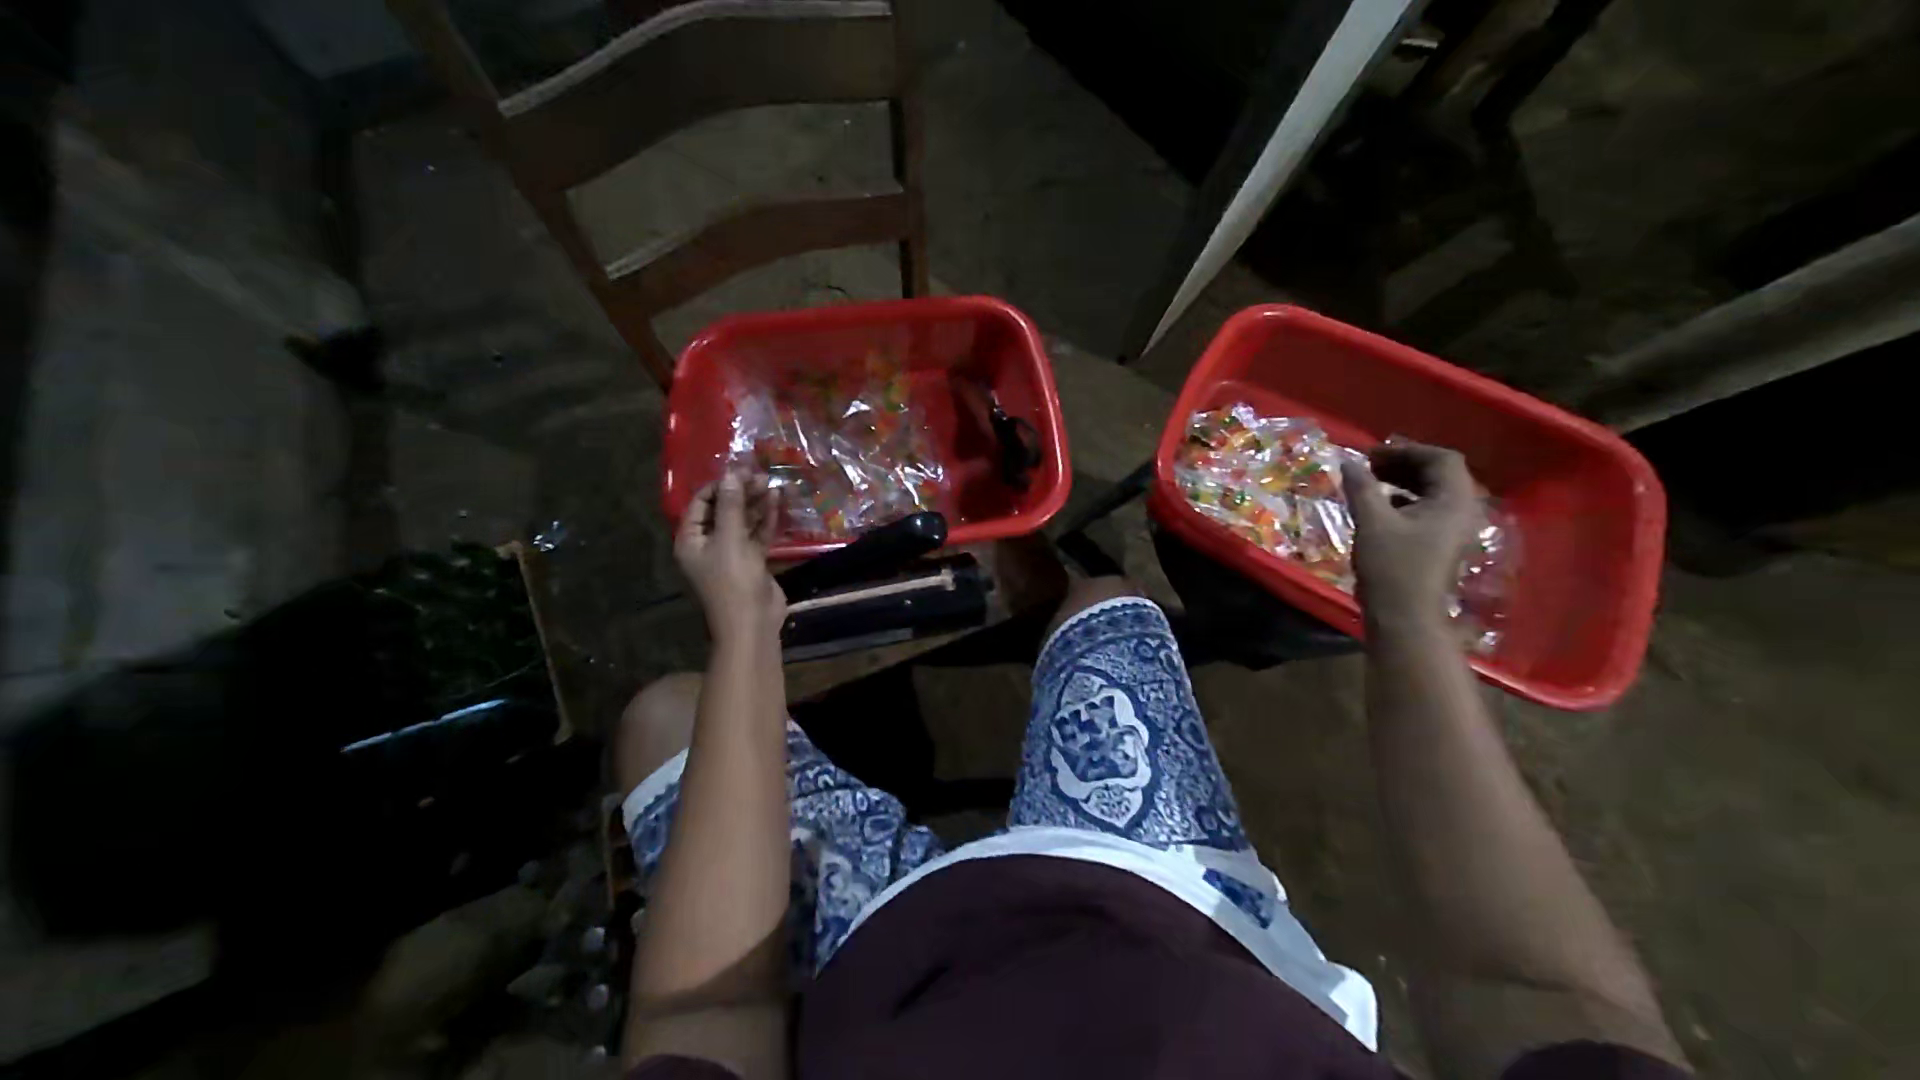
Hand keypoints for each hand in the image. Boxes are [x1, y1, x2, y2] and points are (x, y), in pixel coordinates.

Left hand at [676, 473, 785, 643]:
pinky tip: (777, 501)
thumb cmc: (732, 580)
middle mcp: (708, 544)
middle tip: (761, 476)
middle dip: (741, 492)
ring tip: (771, 484)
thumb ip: (730, 505)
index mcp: (691, 540)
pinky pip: (757, 534)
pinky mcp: (752, 561)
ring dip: (756, 503)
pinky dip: (766, 519)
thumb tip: (731, 474)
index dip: (720, 485)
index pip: (701, 503)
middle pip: (723, 510)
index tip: (741, 471)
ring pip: (742, 521)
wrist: (752, 622)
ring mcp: (731, 553)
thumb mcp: (729, 539)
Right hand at [1340, 441, 1483, 626]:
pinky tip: (1380, 507)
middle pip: (1440, 474)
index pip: (1441, 459)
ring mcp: (1455, 530)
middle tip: (1369, 464)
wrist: (1404, 616)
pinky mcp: (1442, 544)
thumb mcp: (1372, 522)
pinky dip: (1405, 500)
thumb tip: (1349, 462)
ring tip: (1371, 482)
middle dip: (1404, 464)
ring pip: (1433, 492)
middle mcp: (1463, 511)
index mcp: (1454, 501)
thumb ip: (1361, 488)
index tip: (1372, 453)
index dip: (1407, 450)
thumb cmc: (1391, 566)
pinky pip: (1428, 510)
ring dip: (1403, 481)